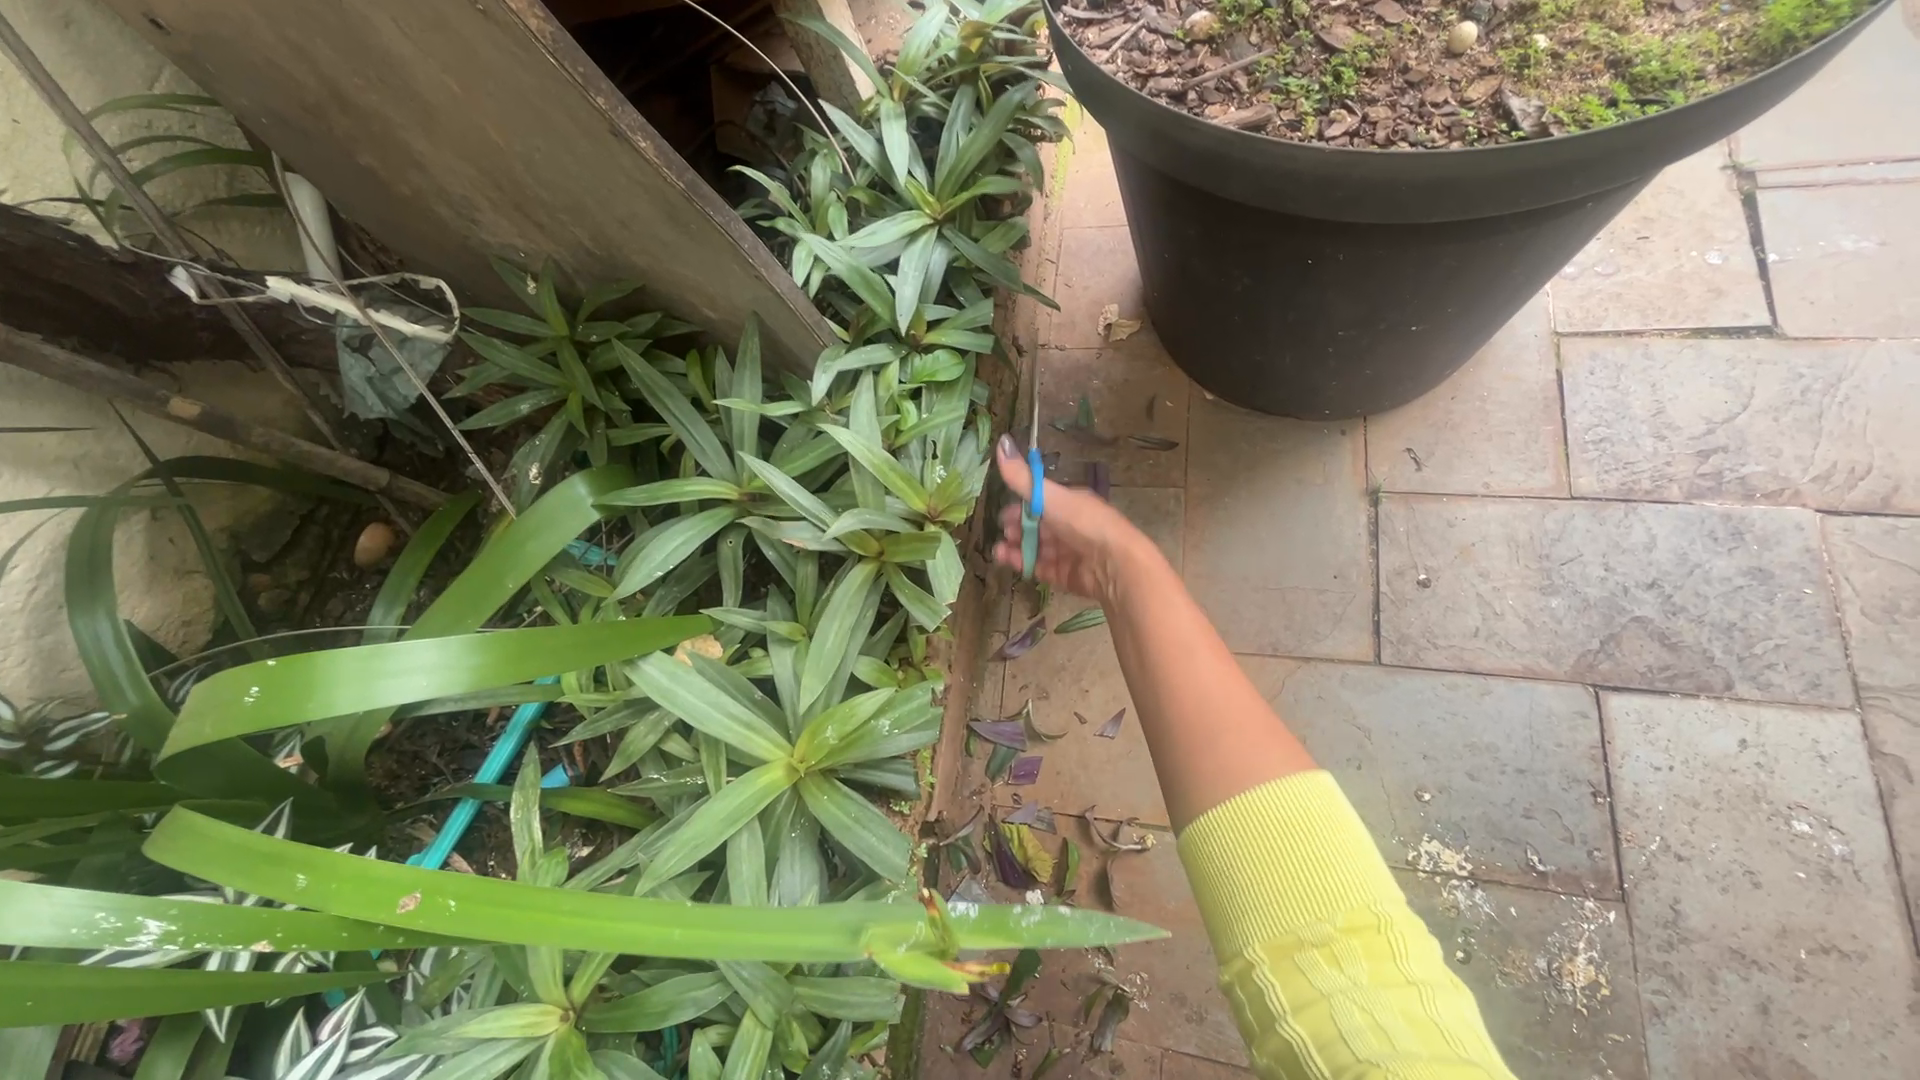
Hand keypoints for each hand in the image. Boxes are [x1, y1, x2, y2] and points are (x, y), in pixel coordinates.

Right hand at [991, 434, 1157, 605]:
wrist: (1114, 563)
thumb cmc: (1083, 522)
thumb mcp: (1049, 496)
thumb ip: (1022, 476)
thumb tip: (1001, 440)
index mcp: (1069, 503)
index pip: (1039, 503)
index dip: (1019, 507)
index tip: (1003, 514)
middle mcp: (1069, 526)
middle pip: (1036, 527)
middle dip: (1016, 528)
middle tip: (1003, 532)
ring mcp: (1068, 551)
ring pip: (1036, 548)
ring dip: (1015, 547)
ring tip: (999, 551)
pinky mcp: (1065, 574)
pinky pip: (1040, 567)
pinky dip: (1023, 563)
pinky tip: (1008, 561)